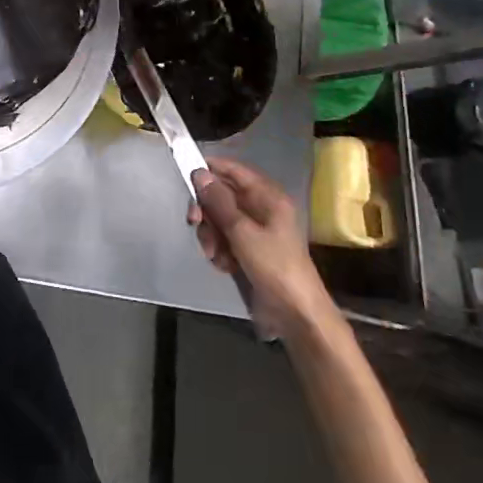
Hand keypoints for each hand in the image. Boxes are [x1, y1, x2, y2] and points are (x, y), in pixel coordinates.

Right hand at [185, 157, 331, 334]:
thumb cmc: (273, 265)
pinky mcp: (249, 252)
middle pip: (222, 197)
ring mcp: (255, 232)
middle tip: (194, 222)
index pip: (235, 171)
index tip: (186, 174)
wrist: (296, 314)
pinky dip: (220, 251)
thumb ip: (218, 201)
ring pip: (219, 220)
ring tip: (215, 254)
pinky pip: (224, 240)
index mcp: (267, 197)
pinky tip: (224, 265)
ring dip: (212, 236)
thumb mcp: (242, 231)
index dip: (212, 168)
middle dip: (207, 211)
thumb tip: (199, 173)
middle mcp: (261, 209)